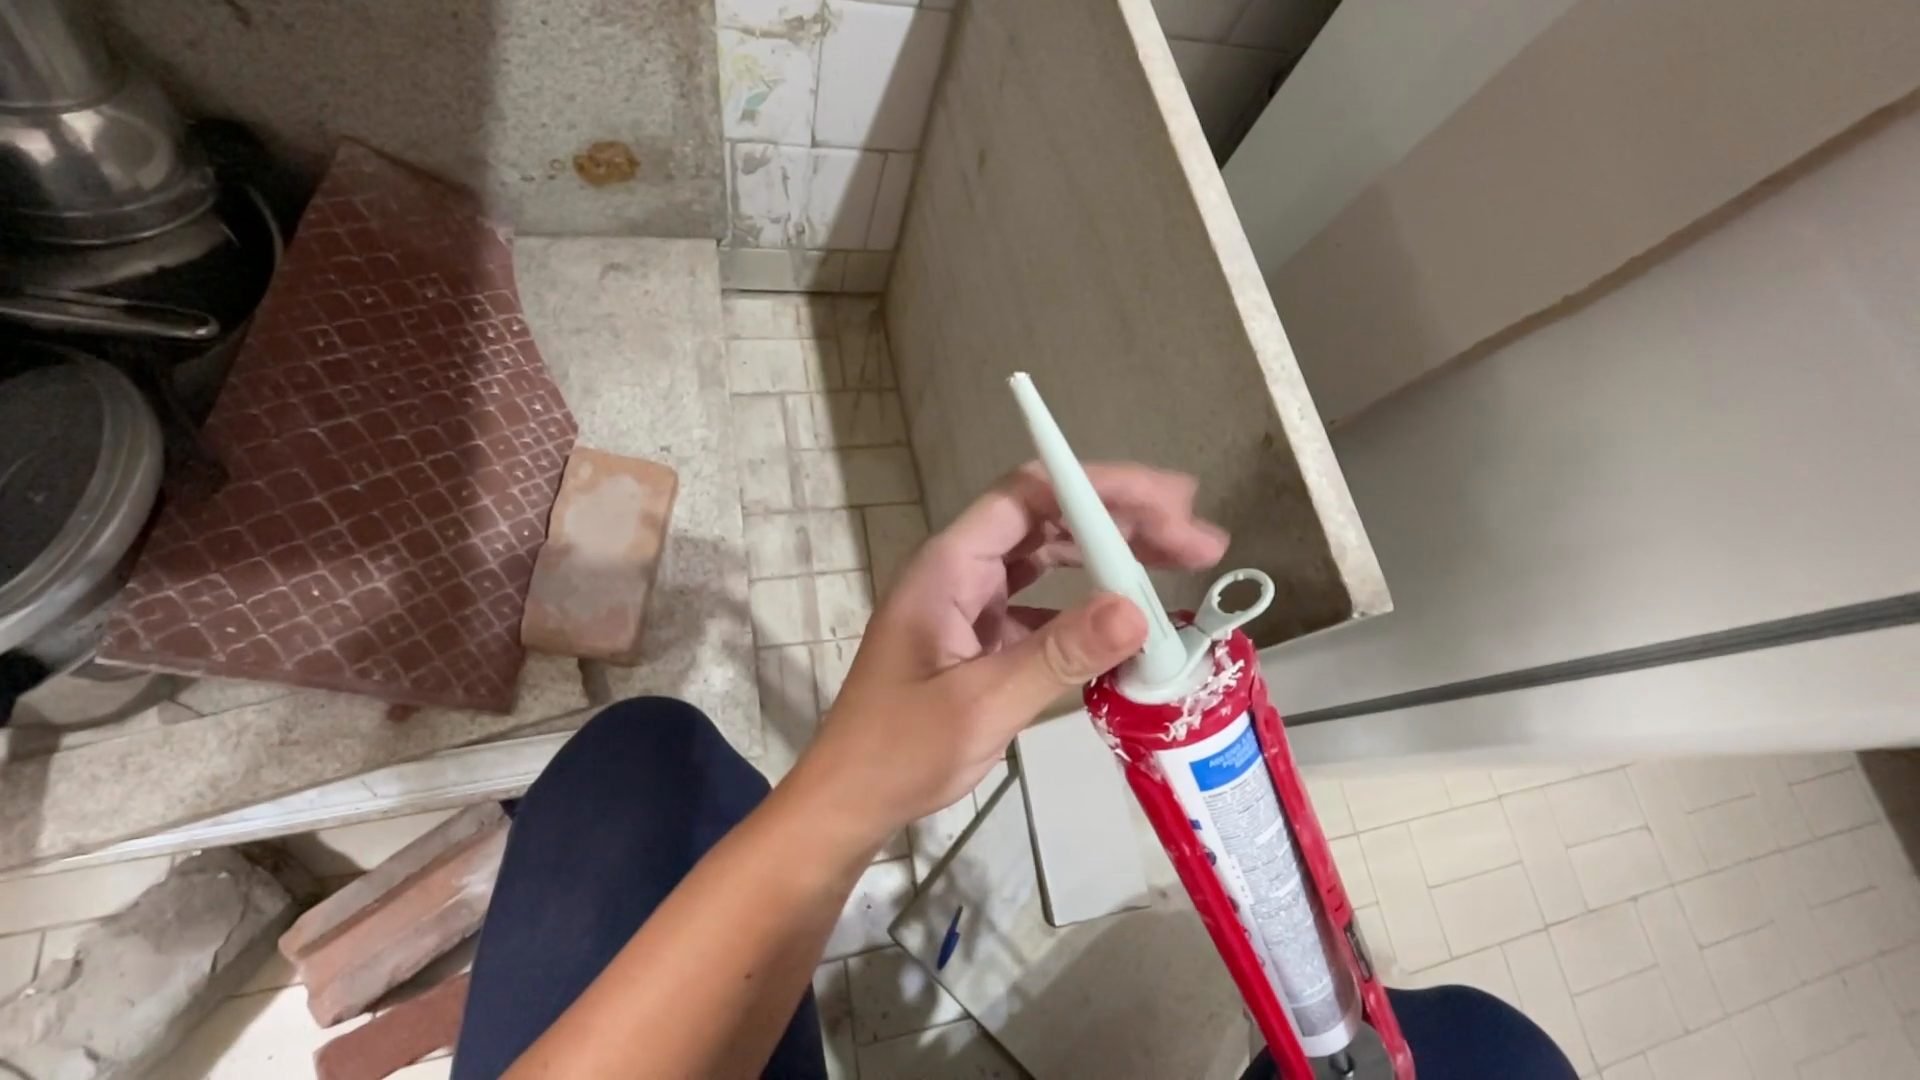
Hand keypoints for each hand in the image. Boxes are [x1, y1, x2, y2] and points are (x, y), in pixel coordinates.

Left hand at [784, 463, 1228, 846]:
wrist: (851, 799)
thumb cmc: (900, 750)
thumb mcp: (981, 703)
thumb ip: (1058, 655)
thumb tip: (1138, 611)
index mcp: (949, 565)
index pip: (1029, 495)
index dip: (1098, 487)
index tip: (1167, 501)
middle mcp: (961, 570)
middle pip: (1048, 520)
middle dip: (1121, 521)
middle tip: (1195, 536)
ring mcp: (972, 603)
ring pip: (1050, 560)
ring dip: (1110, 559)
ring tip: (1180, 564)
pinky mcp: (983, 637)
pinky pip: (1044, 607)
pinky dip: (1087, 611)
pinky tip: (1130, 627)